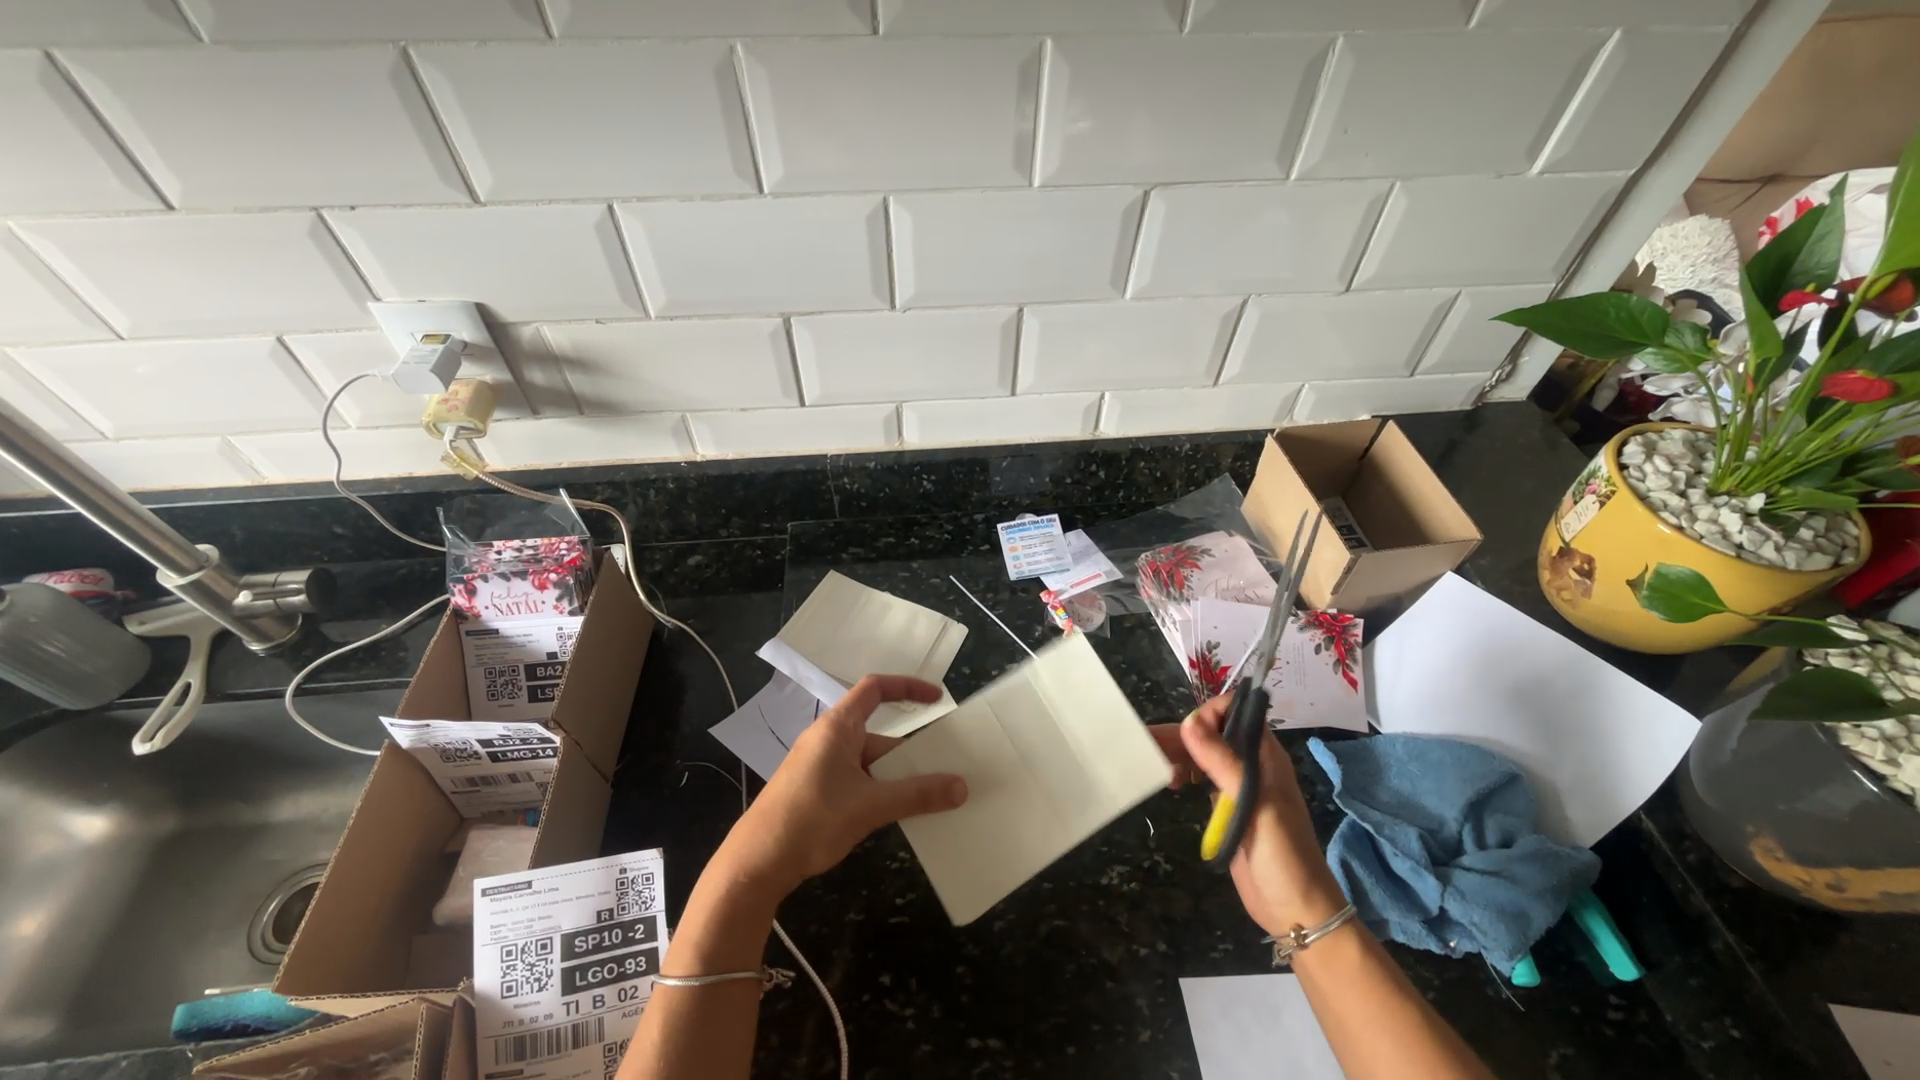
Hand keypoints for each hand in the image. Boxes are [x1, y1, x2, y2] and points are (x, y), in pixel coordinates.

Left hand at [715, 675, 968, 898]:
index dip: (907, 688)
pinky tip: (899, 815)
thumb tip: (961, 786)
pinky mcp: (816, 793)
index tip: (937, 699)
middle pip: (879, 735)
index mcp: (837, 728)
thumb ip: (917, 794)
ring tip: (932, 797)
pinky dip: (881, 792)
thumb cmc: (811, 820)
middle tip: (947, 769)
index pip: (875, 689)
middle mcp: (828, 741)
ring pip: (870, 763)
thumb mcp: (870, 806)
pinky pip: (858, 782)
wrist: (757, 862)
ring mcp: (820, 768)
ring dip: (898, 777)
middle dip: (911, 752)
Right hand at [1149, 697, 1346, 938]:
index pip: (1238, 713)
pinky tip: (1169, 782)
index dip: (1212, 713)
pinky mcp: (1227, 809)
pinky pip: (1201, 779)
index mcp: (1267, 758)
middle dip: (1183, 733)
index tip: (1188, 732)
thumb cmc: (1283, 854)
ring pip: (1204, 755)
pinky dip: (1183, 774)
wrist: (1295, 910)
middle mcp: (1252, 766)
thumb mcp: (1255, 804)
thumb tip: (1190, 722)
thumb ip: (1223, 763)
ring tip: (1150, 761)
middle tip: (1146, 742)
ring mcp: (1238, 788)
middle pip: (1214, 733)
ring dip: (1178, 753)